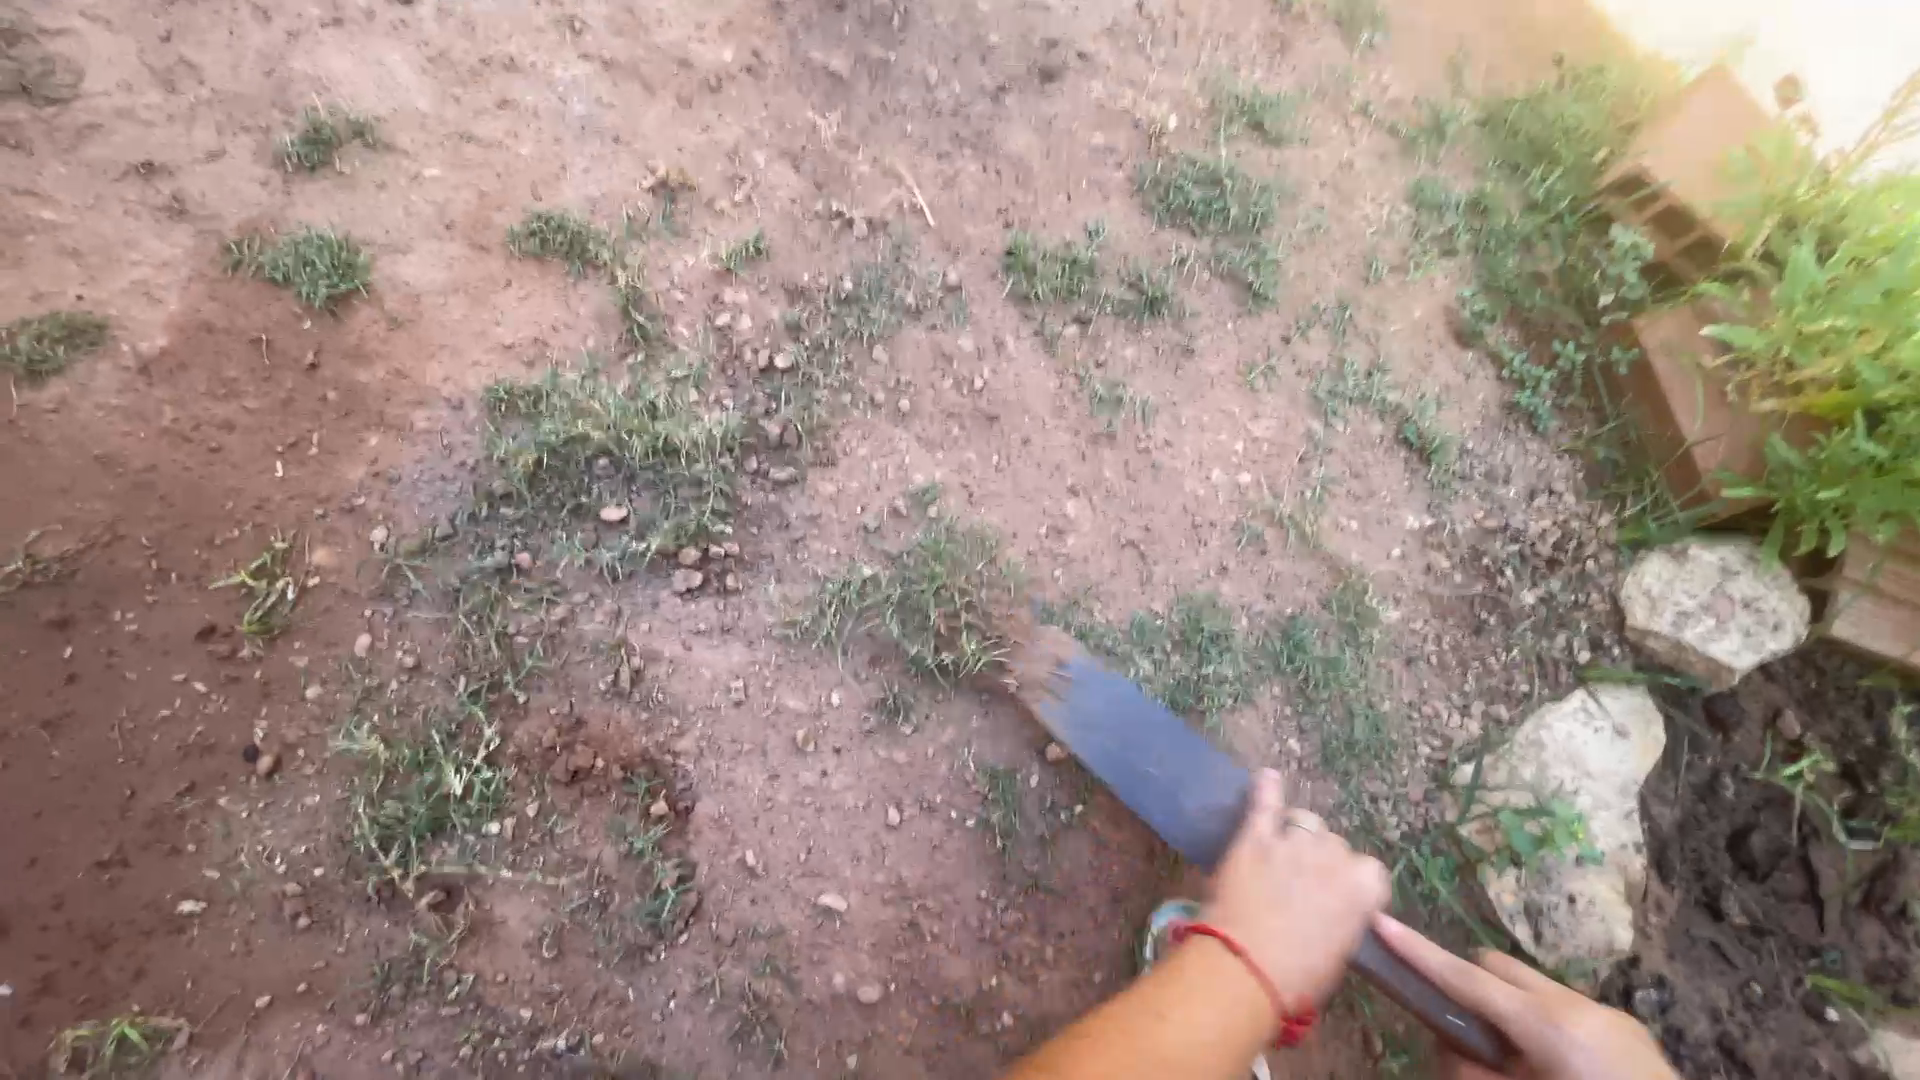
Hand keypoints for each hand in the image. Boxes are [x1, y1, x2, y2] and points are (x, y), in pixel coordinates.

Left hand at [1201, 769, 1390, 1005]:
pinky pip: (1264, 804)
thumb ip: (1344, 915)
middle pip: (1335, 843)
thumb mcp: (1339, 950)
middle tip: (1303, 882)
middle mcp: (1333, 858)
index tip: (1339, 895)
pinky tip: (1266, 776)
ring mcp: (1292, 843)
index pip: (1371, 870)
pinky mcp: (1255, 836)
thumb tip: (1334, 907)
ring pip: (1305, 821)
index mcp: (1363, 890)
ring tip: (1283, 849)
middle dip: (1323, 858)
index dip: (1352, 882)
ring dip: (1297, 832)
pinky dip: (1265, 789)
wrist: (1248, 964)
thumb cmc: (1299, 973)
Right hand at [1372, 914, 1678, 1079]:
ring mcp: (1609, 1014)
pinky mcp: (1631, 1031)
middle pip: (1495, 965)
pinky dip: (1545, 1029)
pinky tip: (1559, 1070)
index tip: (1379, 922)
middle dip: (1470, 985)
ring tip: (1520, 1062)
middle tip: (1467, 1035)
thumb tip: (1448, 1046)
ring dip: (1510, 1012)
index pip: (1463, 977)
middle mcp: (1577, 1005)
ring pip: (1530, 988)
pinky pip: (1566, 1010)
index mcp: (1548, 1026)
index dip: (1416, 950)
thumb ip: (1474, 1072)